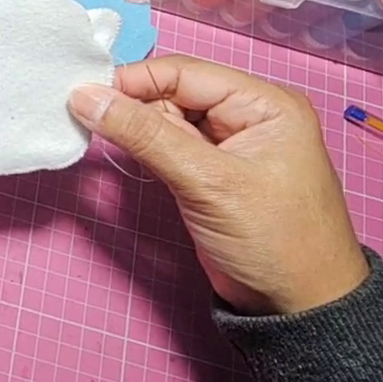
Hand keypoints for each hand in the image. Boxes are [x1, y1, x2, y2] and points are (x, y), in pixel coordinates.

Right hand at [69, 55, 368, 315]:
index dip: (131, 80)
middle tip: (88, 122)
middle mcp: (244, 114)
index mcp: (263, 103)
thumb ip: (144, 134)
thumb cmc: (273, 241)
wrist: (299, 308)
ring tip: (102, 140)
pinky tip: (122, 153)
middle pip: (168, 91)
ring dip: (132, 128)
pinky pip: (163, 142)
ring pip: (160, 117)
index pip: (182, 73)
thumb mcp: (206, 182)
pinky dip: (140, 146)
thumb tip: (85, 96)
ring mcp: (224, 142)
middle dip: (130, 106)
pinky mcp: (205, 168)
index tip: (83, 96)